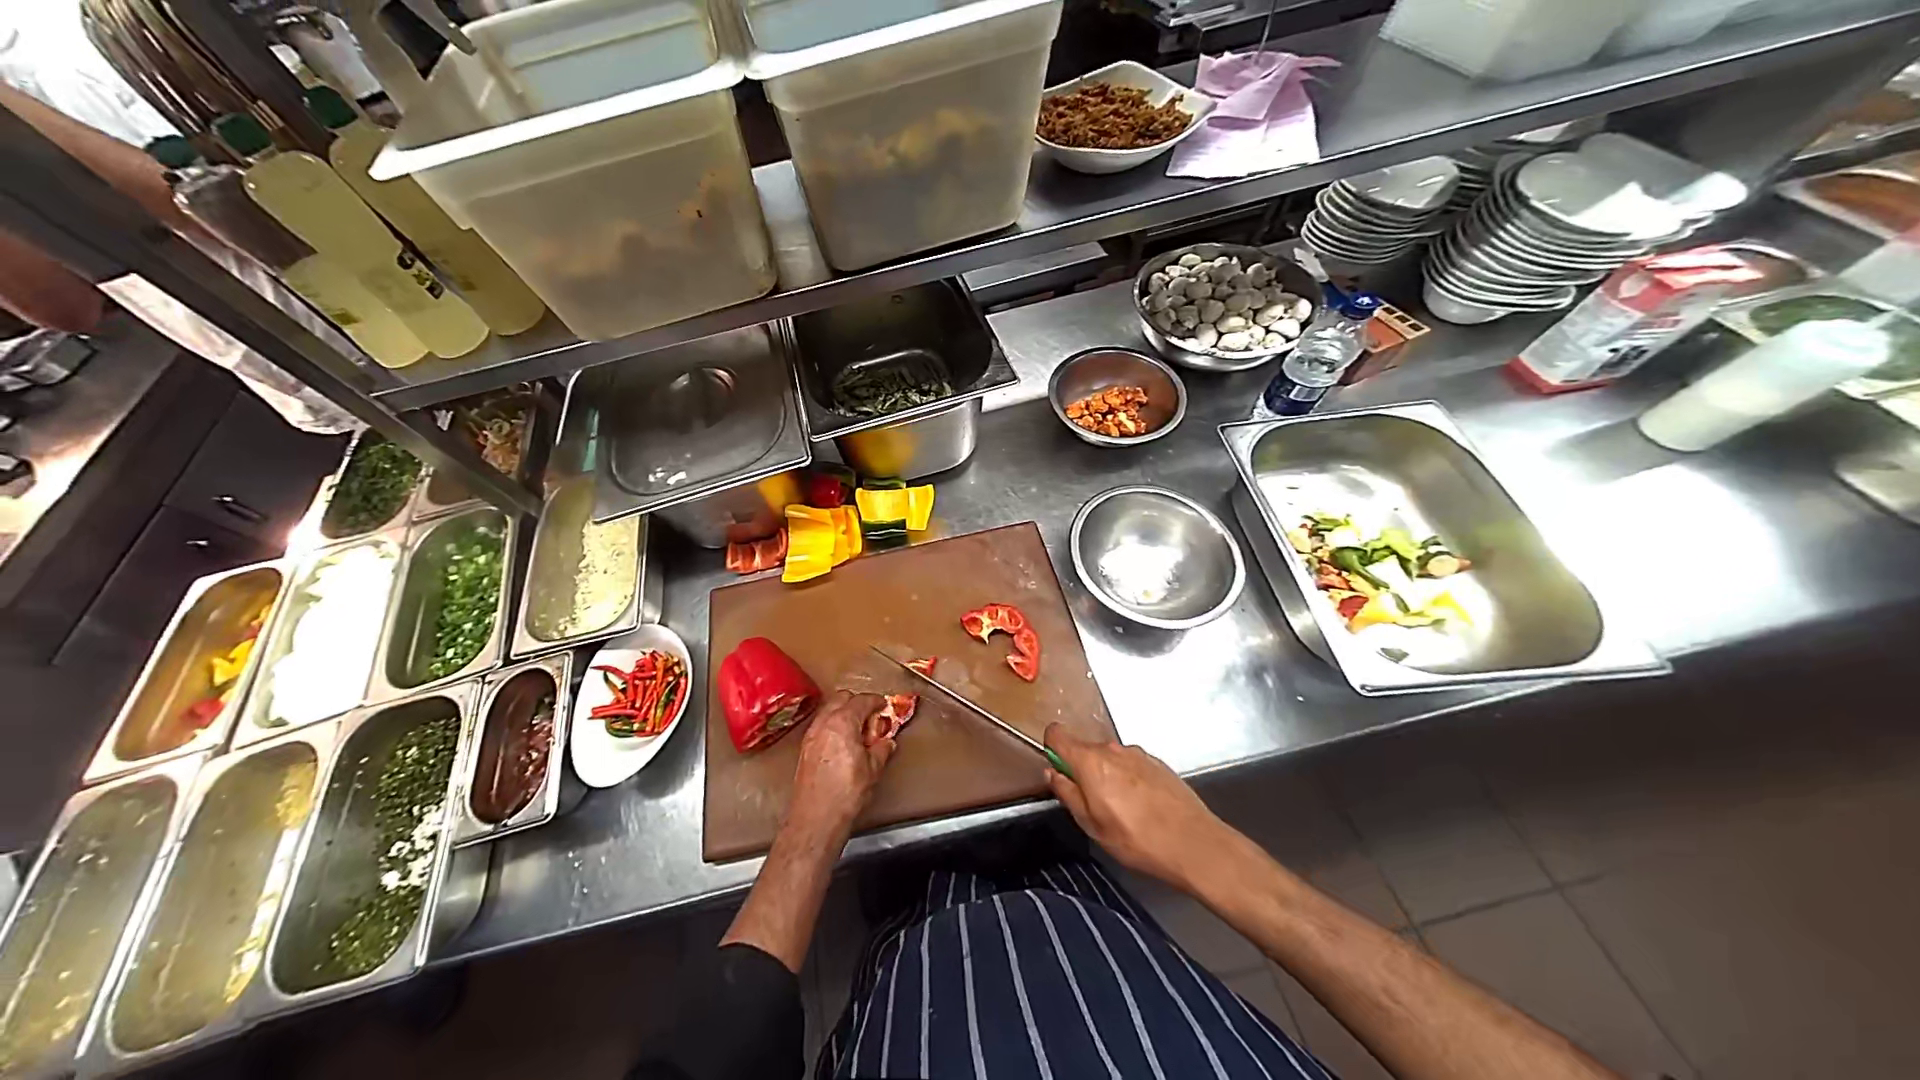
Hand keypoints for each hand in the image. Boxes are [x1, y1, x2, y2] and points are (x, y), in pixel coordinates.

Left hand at [787, 692, 896, 833]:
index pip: (862, 700)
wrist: (817, 817)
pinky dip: (833, 726)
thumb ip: (881, 750)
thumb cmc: (844, 794)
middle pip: (842, 698)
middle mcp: (824, 724)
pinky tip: (843, 743)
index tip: (882, 705)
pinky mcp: (805, 749)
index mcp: (843, 722)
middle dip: (858, 703)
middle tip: (872, 717)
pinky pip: (821, 725)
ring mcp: (811, 735)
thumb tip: (886, 743)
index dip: (875, 701)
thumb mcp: (873, 769)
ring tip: (858, 731)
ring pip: (828, 710)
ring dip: (843, 713)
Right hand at [1044, 724, 1235, 891]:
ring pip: (1109, 759)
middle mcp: (1113, 750)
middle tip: (1091, 805)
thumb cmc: (1140, 839)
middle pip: (1085, 749)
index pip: (1057, 734)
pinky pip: (1131, 765)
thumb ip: (1067, 794)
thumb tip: (1053, 775)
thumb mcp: (1091, 825)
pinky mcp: (1157, 763)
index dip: (1052, 748)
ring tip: (1121, 812)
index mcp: (1090, 762)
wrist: (1193, 843)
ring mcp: (1138, 754)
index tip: (1058, 770)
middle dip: (1082, 771)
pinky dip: (1129, 780)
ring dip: (1107, 777)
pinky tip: (1141, 808)